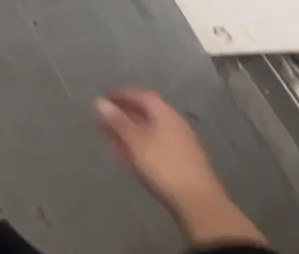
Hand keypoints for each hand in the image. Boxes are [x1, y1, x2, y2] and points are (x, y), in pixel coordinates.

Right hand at [96, 89, 264, 246]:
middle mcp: (175, 125)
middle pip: (146, 114)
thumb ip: (117, 122)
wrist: (199, 204)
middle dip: (124, 114)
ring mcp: (180, 146)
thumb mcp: (136, 142)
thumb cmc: (164, 166)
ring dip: (129, 132)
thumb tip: (99, 101)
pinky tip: (127, 156)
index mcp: (166, 114)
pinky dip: (139, 147)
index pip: (142, 96)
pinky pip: (155, 147)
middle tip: (104, 118)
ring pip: (149, 132)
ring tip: (110, 138)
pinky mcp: (181, 164)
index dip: (123, 94)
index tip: (106, 95)